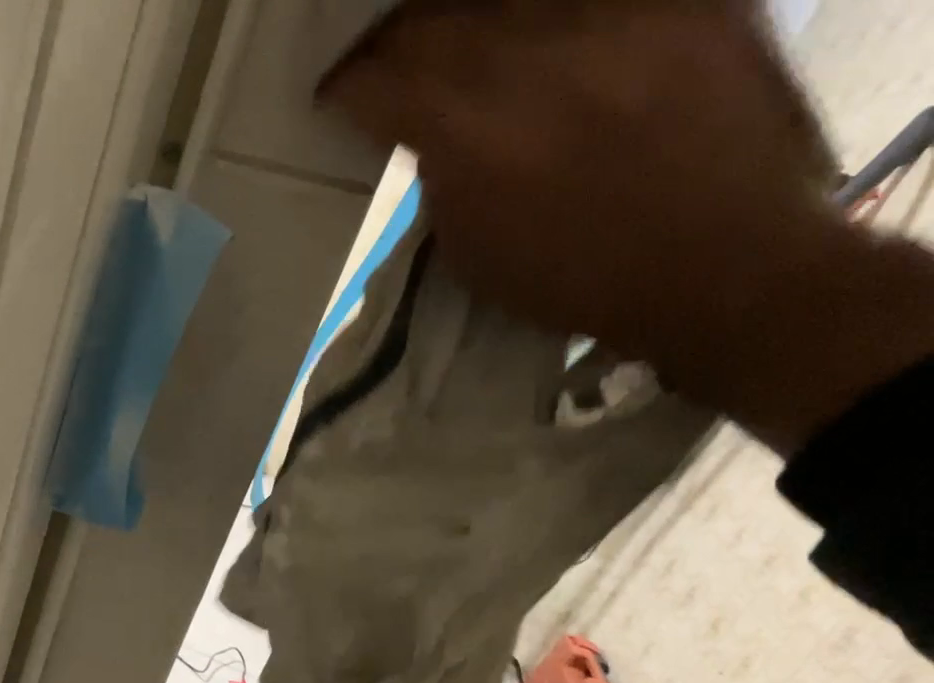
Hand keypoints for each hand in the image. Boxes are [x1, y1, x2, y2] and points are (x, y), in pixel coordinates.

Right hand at [322, 1, 933, 451]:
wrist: (723, 269)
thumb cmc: (577, 278)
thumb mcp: (468, 247)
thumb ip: (438, 174)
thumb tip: (426, 128)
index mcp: (473, 135)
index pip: (379, 80)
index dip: (346, 85)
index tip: (335, 94)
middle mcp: (538, 60)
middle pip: (434, 16)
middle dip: (392, 37)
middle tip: (382, 56)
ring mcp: (620, 19)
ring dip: (462, 13)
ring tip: (453, 31)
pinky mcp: (690, 4)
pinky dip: (551, 11)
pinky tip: (538, 31)